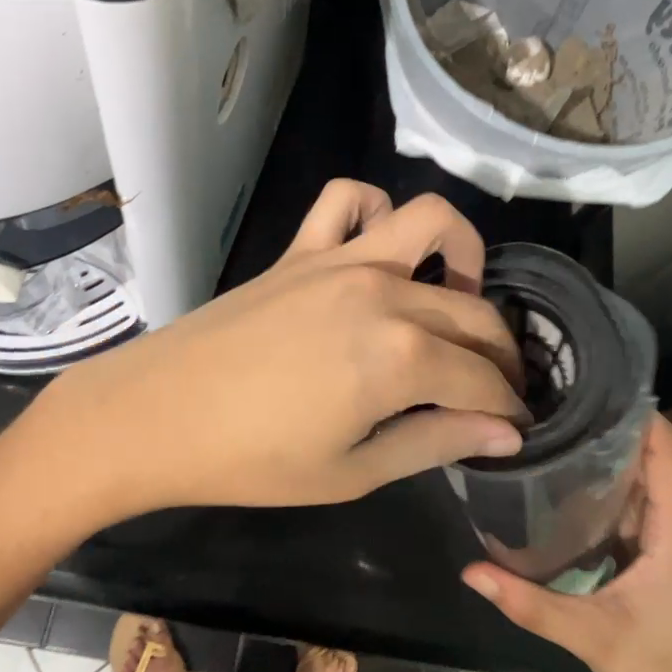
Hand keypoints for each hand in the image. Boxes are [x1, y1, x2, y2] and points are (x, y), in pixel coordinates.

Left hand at [16, 180, 528, 516]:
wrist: (155, 416)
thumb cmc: (253, 460)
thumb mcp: (353, 472)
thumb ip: (436, 443)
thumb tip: (506, 436)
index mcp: (401, 358)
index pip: (482, 380)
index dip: (508, 408)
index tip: (516, 428)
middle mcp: (384, 293)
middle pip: (473, 312)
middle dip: (501, 353)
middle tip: (496, 387)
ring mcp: (340, 260)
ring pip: (430, 221)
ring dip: (463, 252)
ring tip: (460, 294)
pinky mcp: (301, 249)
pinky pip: (346, 199)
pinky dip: (374, 209)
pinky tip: (379, 249)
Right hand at [461, 417, 671, 671]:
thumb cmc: (653, 665)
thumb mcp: (589, 635)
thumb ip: (529, 604)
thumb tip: (471, 570)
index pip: (666, 449)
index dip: (638, 411)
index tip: (592, 382)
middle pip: (649, 452)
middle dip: (610, 421)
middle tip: (555, 397)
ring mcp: (661, 534)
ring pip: (638, 474)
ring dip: (605, 447)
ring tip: (554, 420)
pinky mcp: (648, 547)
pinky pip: (628, 498)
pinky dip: (601, 478)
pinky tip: (562, 471)